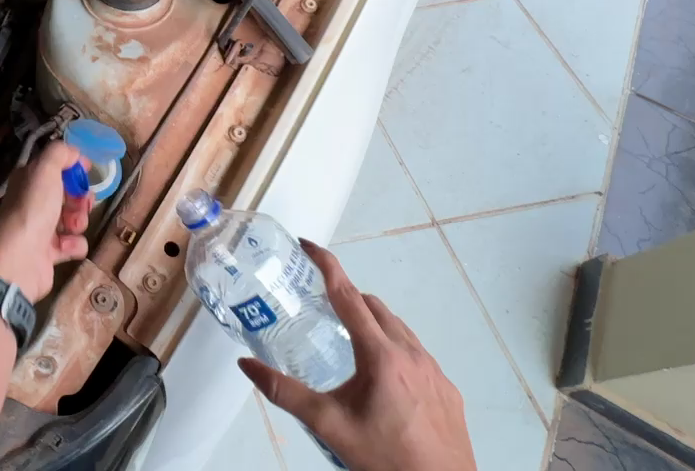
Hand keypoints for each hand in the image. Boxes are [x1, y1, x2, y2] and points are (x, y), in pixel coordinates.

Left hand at [0, 141, 89, 301]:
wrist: (19, 259)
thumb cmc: (32, 209)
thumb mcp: (44, 170)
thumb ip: (60, 153)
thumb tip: (74, 153)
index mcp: (28, 179)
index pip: (55, 167)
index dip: (73, 168)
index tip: (86, 171)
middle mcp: (33, 201)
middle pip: (68, 193)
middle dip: (80, 197)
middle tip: (80, 204)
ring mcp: (41, 227)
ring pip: (73, 218)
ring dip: (79, 221)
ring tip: (71, 227)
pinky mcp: (49, 252)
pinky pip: (72, 244)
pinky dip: (74, 245)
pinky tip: (66, 247)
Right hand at [238, 241, 475, 470]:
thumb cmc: (385, 458)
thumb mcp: (328, 425)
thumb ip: (284, 392)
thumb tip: (245, 365)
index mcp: (380, 354)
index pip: (347, 294)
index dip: (326, 265)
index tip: (307, 245)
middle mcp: (410, 354)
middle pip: (373, 306)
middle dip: (346, 296)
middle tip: (319, 305)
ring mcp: (435, 372)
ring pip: (398, 328)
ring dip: (372, 321)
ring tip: (348, 341)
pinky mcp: (448, 391)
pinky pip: (417, 353)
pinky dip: (394, 347)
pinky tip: (382, 377)